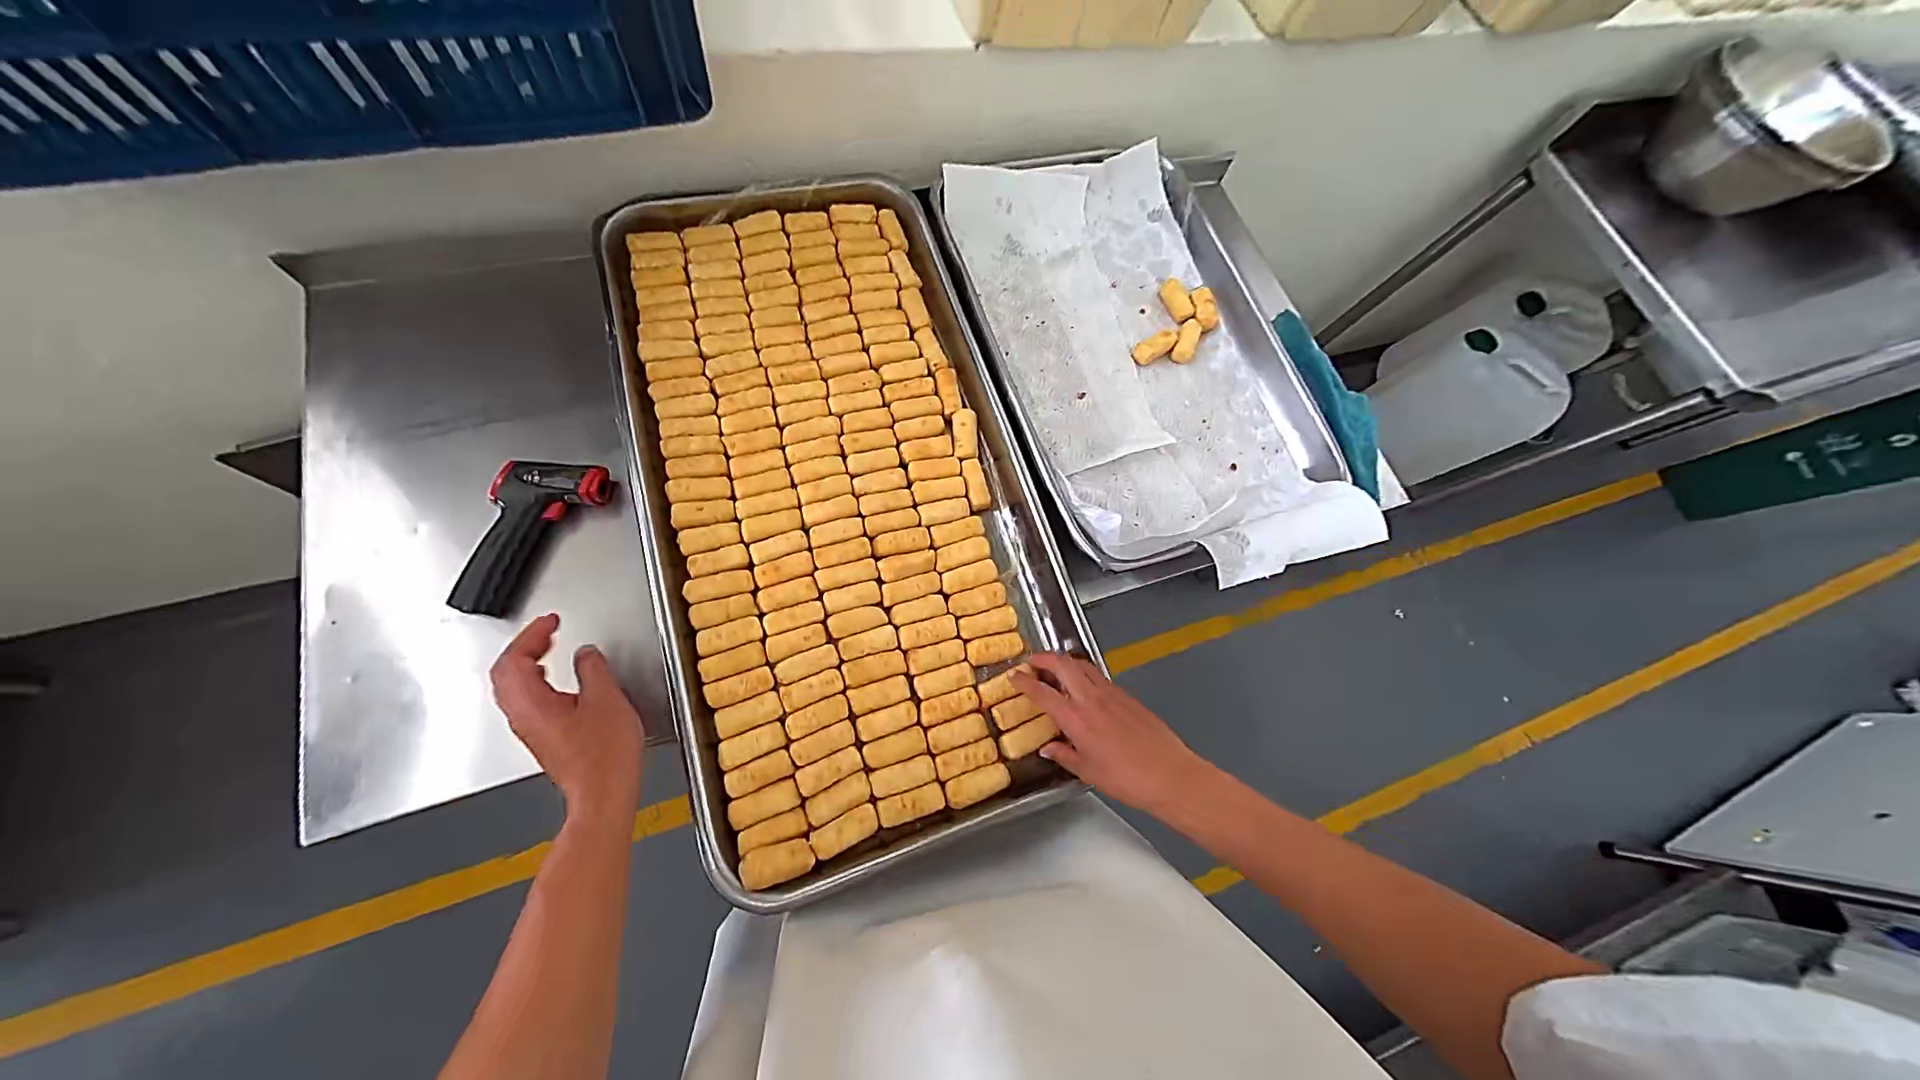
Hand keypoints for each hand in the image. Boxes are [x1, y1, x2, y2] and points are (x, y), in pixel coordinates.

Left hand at [490, 614, 643, 826]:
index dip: (532, 634)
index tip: (551, 620)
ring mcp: (530, 729)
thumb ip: (593, 669)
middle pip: (505, 673)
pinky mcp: (543, 737)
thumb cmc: (604, 755)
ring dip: (528, 661)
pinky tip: (555, 678)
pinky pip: (526, 700)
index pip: (515, 659)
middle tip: (546, 629)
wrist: (604, 793)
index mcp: (532, 704)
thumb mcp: (607, 699)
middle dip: (524, 645)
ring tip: (548, 646)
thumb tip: (586, 654)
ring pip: (512, 687)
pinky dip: (536, 679)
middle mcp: (523, 717)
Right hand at [1013, 653, 1216, 817]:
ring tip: (1056, 668)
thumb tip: (1049, 748)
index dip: (1025, 681)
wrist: (1170, 774)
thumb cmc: (1128, 779)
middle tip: (1032, 662)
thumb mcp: (1088, 771)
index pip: (1043, 692)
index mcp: (1076, 719)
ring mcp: (1112, 694)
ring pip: (1083, 665)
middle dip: (1044, 658)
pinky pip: (1100, 677)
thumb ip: (1064, 755)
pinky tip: (1085, 687)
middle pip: (1063, 665)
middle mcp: (1092, 699)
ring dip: (1065, 662)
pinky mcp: (1128, 696)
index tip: (1014, 676)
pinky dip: (1085, 674)